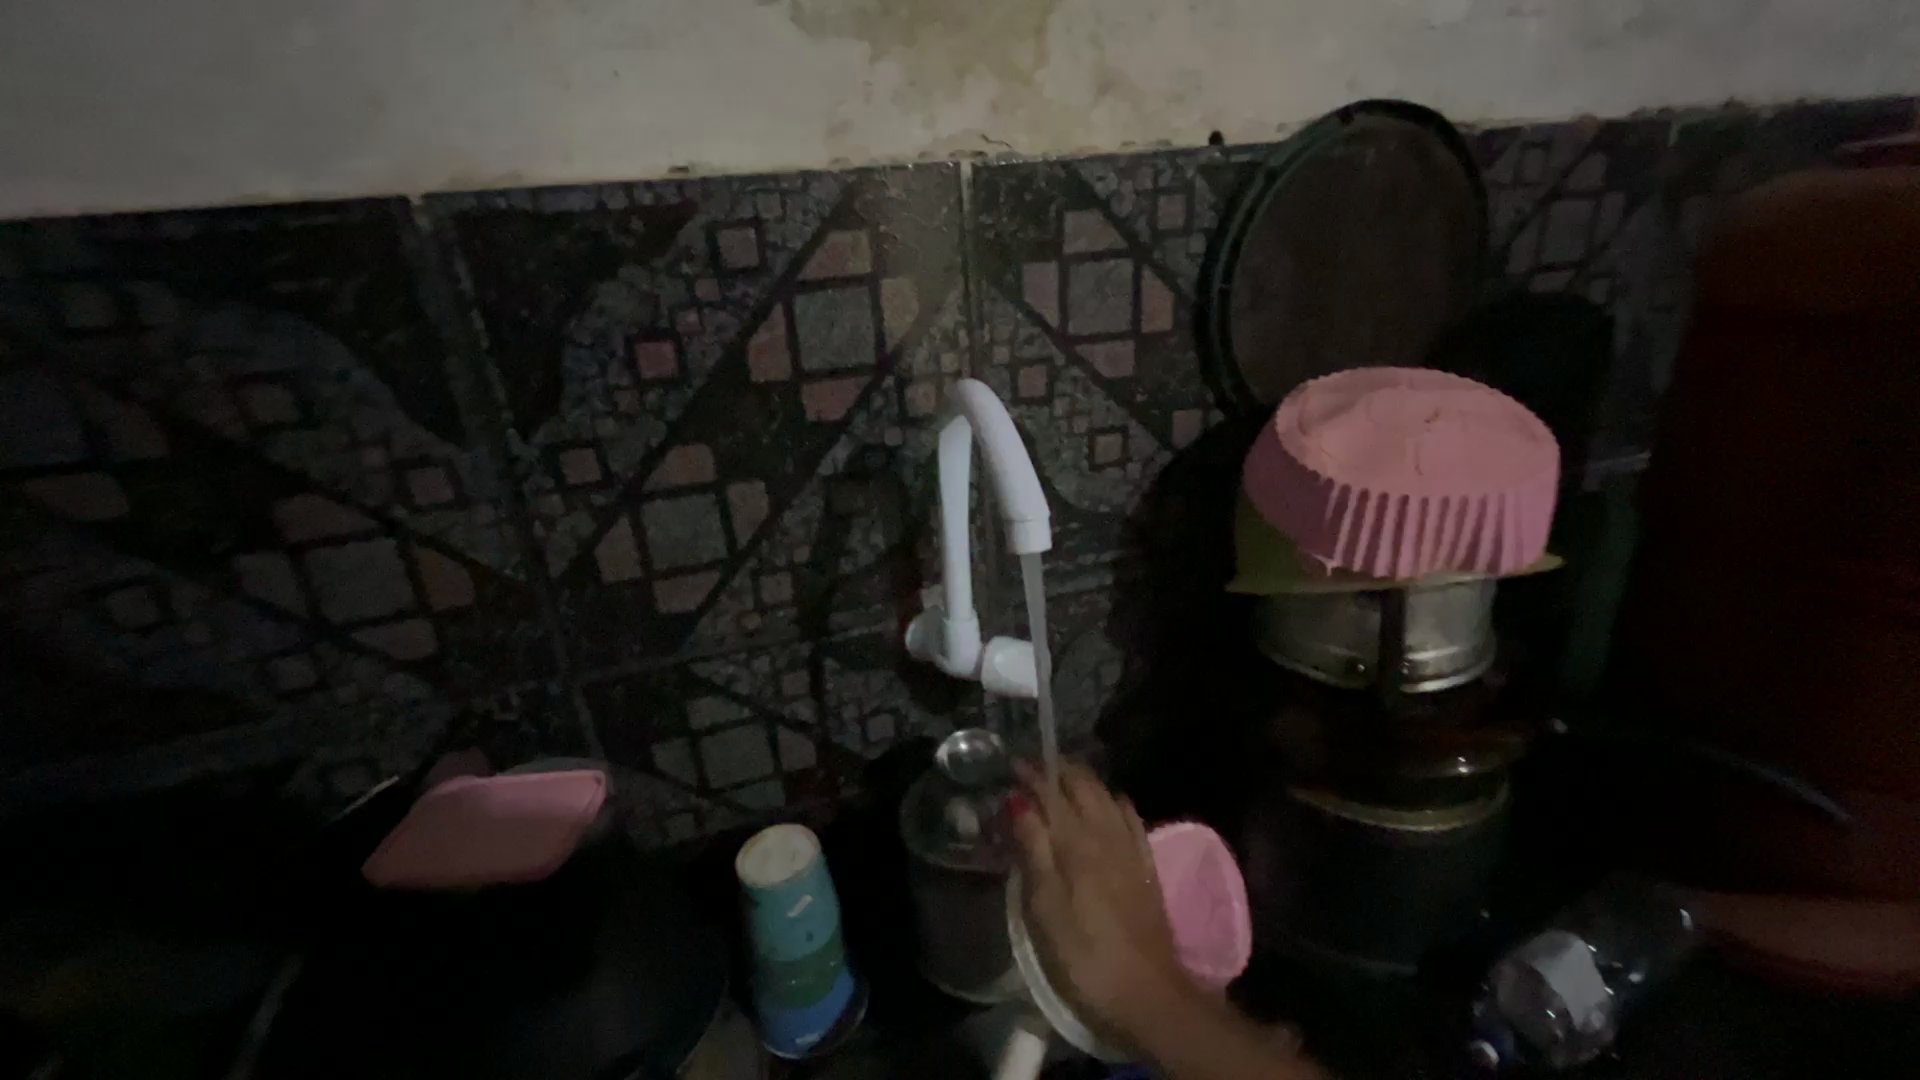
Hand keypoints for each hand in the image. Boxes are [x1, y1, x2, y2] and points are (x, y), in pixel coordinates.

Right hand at [1008, 760, 1190, 1050]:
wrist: (1151, 996)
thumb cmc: (1086, 957)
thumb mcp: (1046, 909)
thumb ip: (1033, 850)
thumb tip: (1018, 801)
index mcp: (1078, 842)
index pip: (1052, 792)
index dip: (1031, 773)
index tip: (1010, 763)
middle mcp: (1107, 833)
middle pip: (1083, 785)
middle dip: (1057, 769)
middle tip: (1032, 767)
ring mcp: (1131, 848)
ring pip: (1106, 795)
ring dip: (1083, 780)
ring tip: (1061, 779)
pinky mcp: (1146, 865)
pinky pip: (1130, 816)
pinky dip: (1112, 800)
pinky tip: (1108, 804)